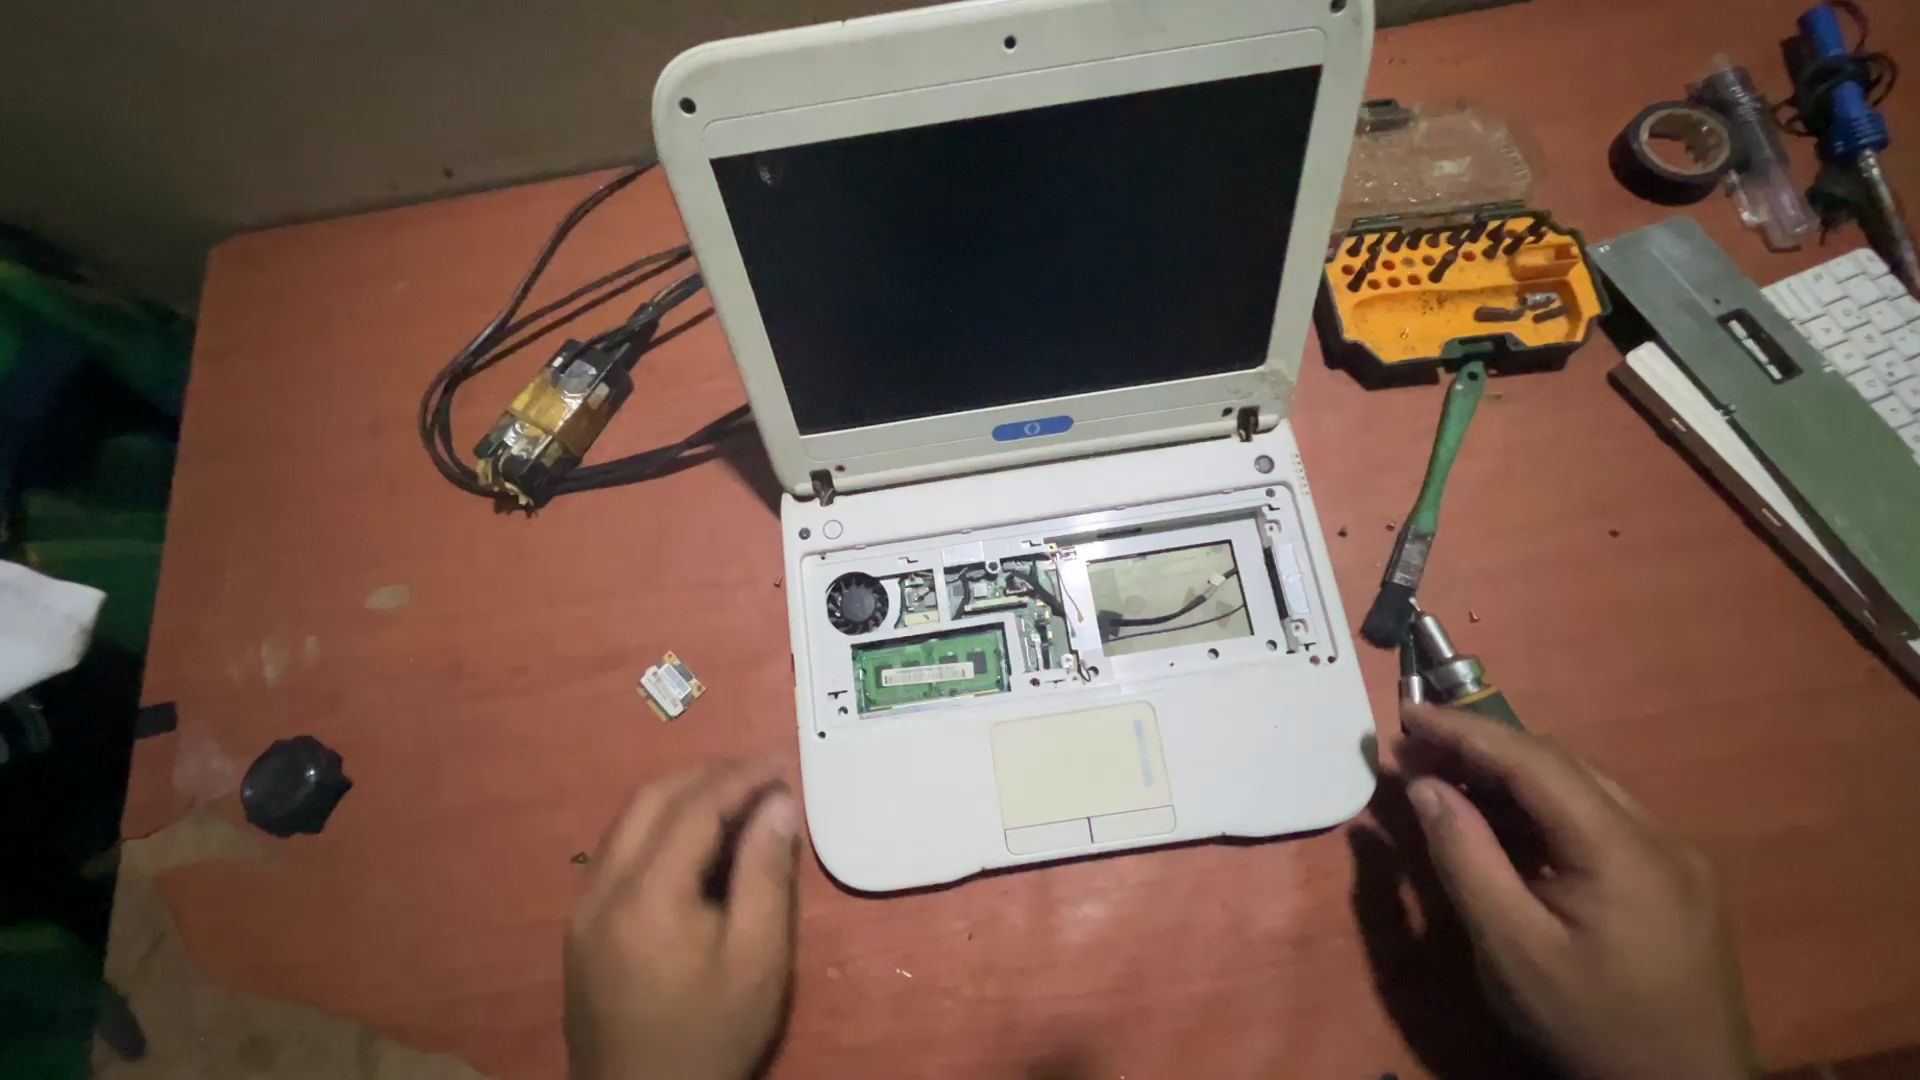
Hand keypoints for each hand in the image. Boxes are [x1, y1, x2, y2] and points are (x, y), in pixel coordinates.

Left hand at [564, 761, 799, 1079]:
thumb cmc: (712, 1034)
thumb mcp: (758, 958)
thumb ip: (766, 873)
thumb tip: (778, 802)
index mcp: (646, 898)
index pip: (695, 808)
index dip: (742, 777)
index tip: (782, 763)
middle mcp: (602, 889)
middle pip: (654, 799)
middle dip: (711, 775)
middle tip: (762, 774)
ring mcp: (584, 906)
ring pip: (632, 818)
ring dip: (684, 794)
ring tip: (736, 795)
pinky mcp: (582, 923)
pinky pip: (621, 846)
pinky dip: (663, 822)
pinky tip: (697, 836)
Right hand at [1398, 705, 1754, 1079]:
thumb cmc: (1588, 1023)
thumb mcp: (1510, 945)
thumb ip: (1464, 856)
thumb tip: (1423, 784)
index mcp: (1623, 850)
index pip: (1532, 762)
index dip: (1463, 730)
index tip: (1405, 714)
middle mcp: (1657, 837)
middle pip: (1557, 762)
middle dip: (1479, 744)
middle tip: (1412, 746)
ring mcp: (1671, 857)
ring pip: (1575, 782)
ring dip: (1505, 769)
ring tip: (1442, 772)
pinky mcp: (1668, 877)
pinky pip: (1591, 812)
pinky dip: (1534, 799)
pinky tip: (1497, 814)